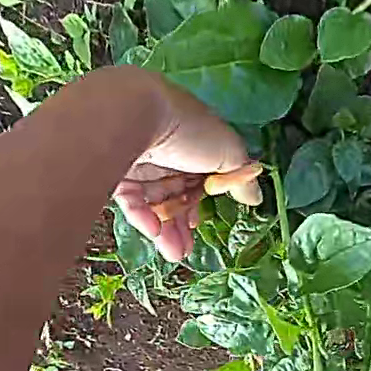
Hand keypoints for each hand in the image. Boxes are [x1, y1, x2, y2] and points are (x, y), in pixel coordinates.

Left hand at [110, 69, 263, 262]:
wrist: (131, 116)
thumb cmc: (189, 130)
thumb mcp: (228, 152)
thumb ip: (242, 178)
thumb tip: (256, 199)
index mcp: (196, 139)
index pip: (202, 176)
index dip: (204, 201)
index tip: (204, 222)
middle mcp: (167, 149)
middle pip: (177, 193)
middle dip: (183, 224)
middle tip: (187, 250)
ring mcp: (139, 159)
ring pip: (154, 201)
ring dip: (166, 230)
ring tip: (174, 254)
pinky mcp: (114, 169)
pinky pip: (131, 199)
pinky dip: (144, 218)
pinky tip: (155, 235)